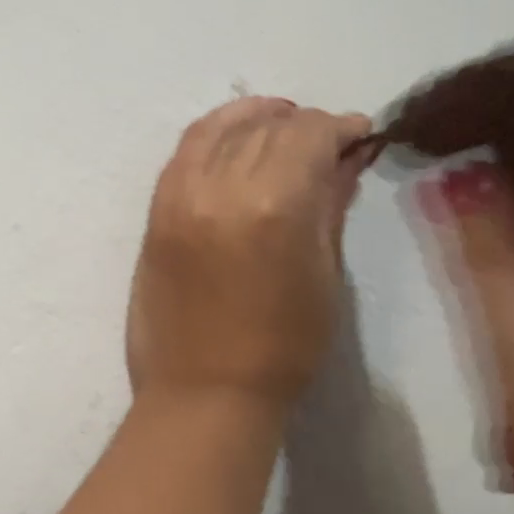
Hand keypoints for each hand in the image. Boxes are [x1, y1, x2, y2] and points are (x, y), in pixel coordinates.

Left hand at [126, 97, 375, 404]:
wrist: (202, 392)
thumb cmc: (281, 349)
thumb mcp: (324, 277)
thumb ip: (331, 206)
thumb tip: (348, 156)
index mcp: (275, 205)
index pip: (310, 134)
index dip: (340, 127)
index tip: (359, 136)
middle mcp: (220, 189)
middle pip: (263, 127)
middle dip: (300, 123)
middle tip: (322, 139)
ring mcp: (178, 200)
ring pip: (214, 131)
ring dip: (250, 120)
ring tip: (275, 129)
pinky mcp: (154, 217)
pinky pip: (180, 157)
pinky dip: (209, 140)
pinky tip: (230, 148)